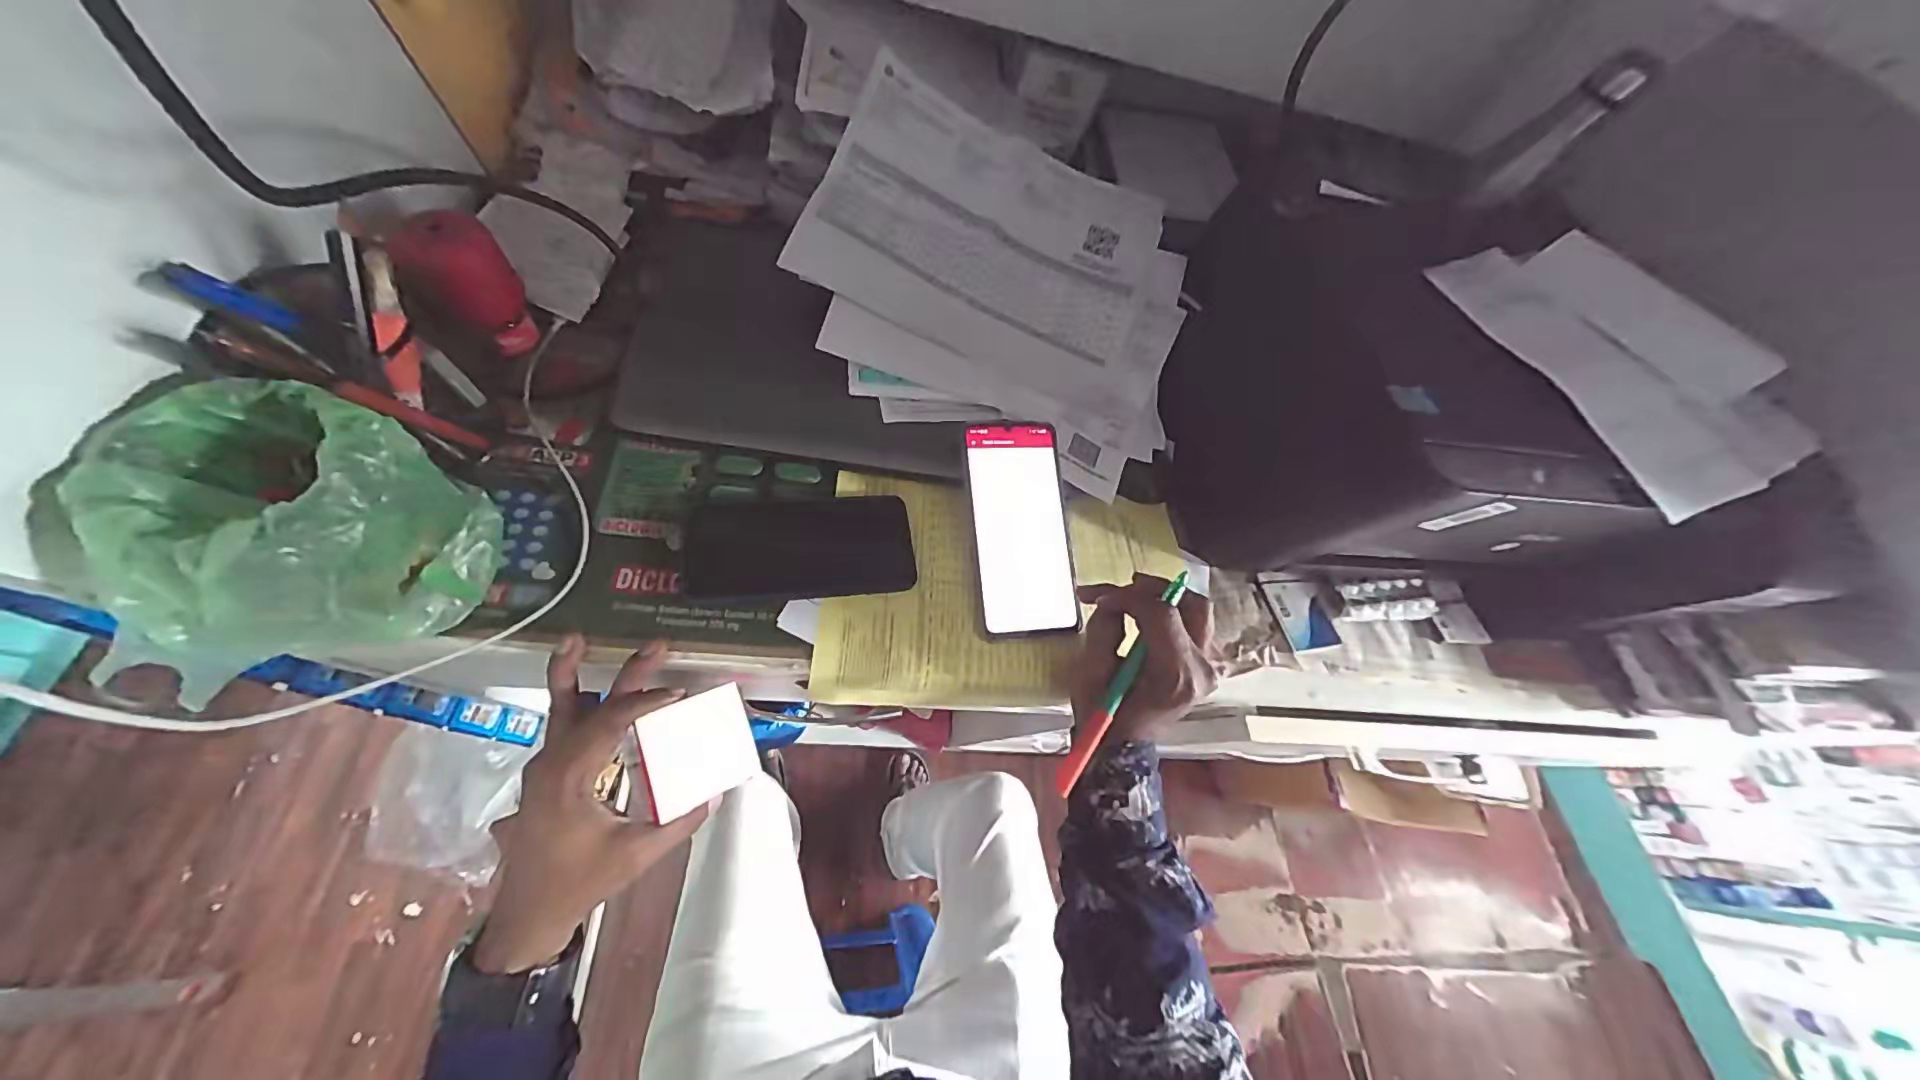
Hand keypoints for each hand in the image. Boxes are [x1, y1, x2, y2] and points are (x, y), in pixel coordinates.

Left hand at [470, 635, 710, 973]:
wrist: (528, 915)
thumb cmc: (579, 883)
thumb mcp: (635, 854)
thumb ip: (677, 822)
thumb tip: (715, 793)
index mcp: (569, 777)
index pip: (610, 722)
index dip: (646, 703)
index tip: (679, 695)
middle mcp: (552, 762)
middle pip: (585, 703)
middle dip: (624, 673)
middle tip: (655, 644)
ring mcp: (545, 766)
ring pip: (559, 708)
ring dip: (571, 673)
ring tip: (576, 640)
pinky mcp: (547, 772)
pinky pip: (564, 725)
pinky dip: (578, 700)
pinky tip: (592, 690)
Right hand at [1070, 574, 1215, 745]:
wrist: (1124, 746)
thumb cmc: (1104, 715)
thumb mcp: (1092, 672)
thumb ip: (1104, 629)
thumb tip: (1113, 600)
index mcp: (1175, 675)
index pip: (1162, 614)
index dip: (1127, 597)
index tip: (1098, 597)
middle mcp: (1202, 670)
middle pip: (1192, 606)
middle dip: (1155, 590)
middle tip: (1125, 587)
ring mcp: (1210, 669)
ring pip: (1198, 612)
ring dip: (1166, 599)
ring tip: (1134, 596)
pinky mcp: (1206, 667)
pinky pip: (1196, 627)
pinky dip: (1173, 613)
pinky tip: (1148, 615)